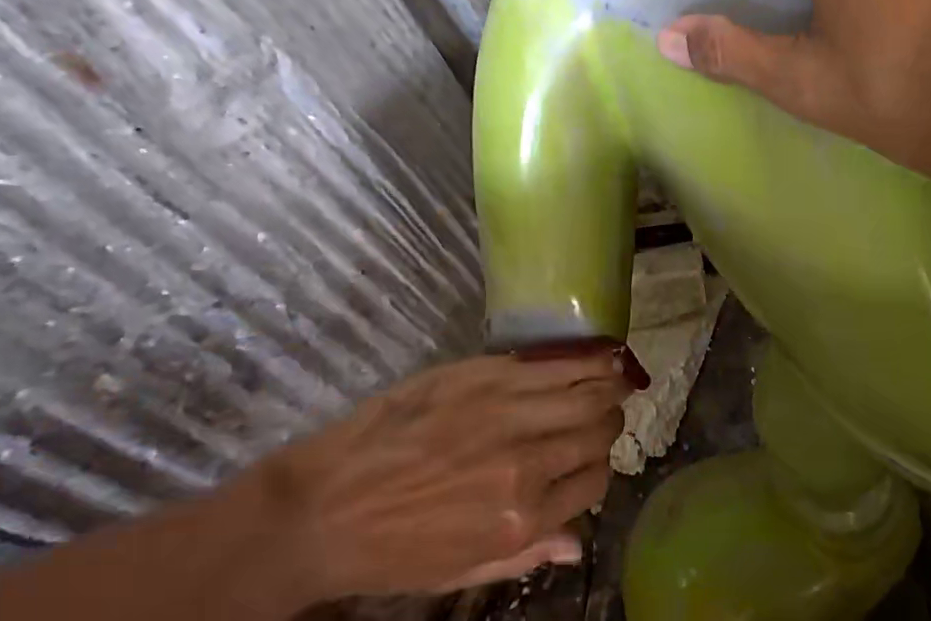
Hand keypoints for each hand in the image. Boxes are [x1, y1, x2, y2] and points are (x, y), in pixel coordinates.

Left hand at [249, 352, 631, 599]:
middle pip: (599, 429)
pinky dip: (585, 361)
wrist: (319, 509)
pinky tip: (596, 358)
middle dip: (608, 423)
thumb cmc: (387, 552)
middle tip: (602, 416)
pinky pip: (556, 363)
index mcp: (522, 518)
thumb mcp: (457, 573)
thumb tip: (578, 543)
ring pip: (589, 390)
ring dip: (607, 386)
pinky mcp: (490, 375)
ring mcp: (510, 412)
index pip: (595, 479)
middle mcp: (528, 462)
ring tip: (612, 381)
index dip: (598, 467)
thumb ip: (524, 556)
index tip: (588, 460)